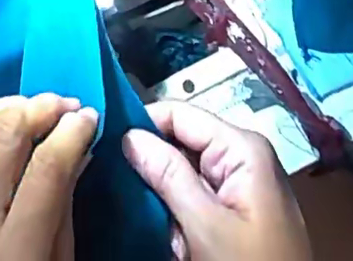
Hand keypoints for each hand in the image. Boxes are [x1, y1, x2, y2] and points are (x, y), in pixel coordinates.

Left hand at [0, 90, 100, 260]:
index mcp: (15, 249)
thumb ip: (64, 205)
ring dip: (5, 103)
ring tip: (30, 104)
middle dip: (41, 107)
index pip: (46, 168)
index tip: (90, 116)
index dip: (72, 132)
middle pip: (5, 136)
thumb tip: (80, 146)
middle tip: (65, 105)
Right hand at [122, 102, 311, 260]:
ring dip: (165, 196)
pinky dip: (179, 214)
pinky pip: (197, 197)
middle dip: (155, 167)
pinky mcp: (237, 212)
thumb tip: (130, 135)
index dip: (144, 125)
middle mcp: (242, 156)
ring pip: (185, 171)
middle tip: (128, 191)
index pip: (180, 114)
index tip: (110, 146)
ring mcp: (241, 184)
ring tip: (152, 218)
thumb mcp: (206, 227)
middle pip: (182, 141)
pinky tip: (173, 237)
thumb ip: (168, 176)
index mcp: (242, 147)